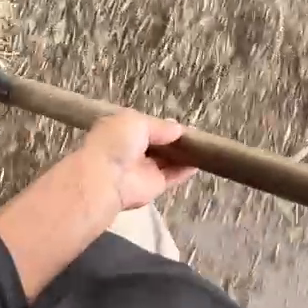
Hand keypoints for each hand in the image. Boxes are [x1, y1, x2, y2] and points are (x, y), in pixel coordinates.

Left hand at [75, 110, 197, 210]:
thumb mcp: (135, 121)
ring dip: (181, 154)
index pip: (142, 127)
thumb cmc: (115, 143)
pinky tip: (200, 162)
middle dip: (171, 140)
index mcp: (120, 131)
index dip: (159, 125)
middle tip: (192, 135)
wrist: (106, 178)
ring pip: (166, 160)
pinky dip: (185, 170)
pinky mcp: (154, 185)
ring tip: (201, 146)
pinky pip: (173, 175)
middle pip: (156, 144)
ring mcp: (143, 169)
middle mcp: (131, 150)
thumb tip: (177, 129)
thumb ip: (158, 126)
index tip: (176, 124)